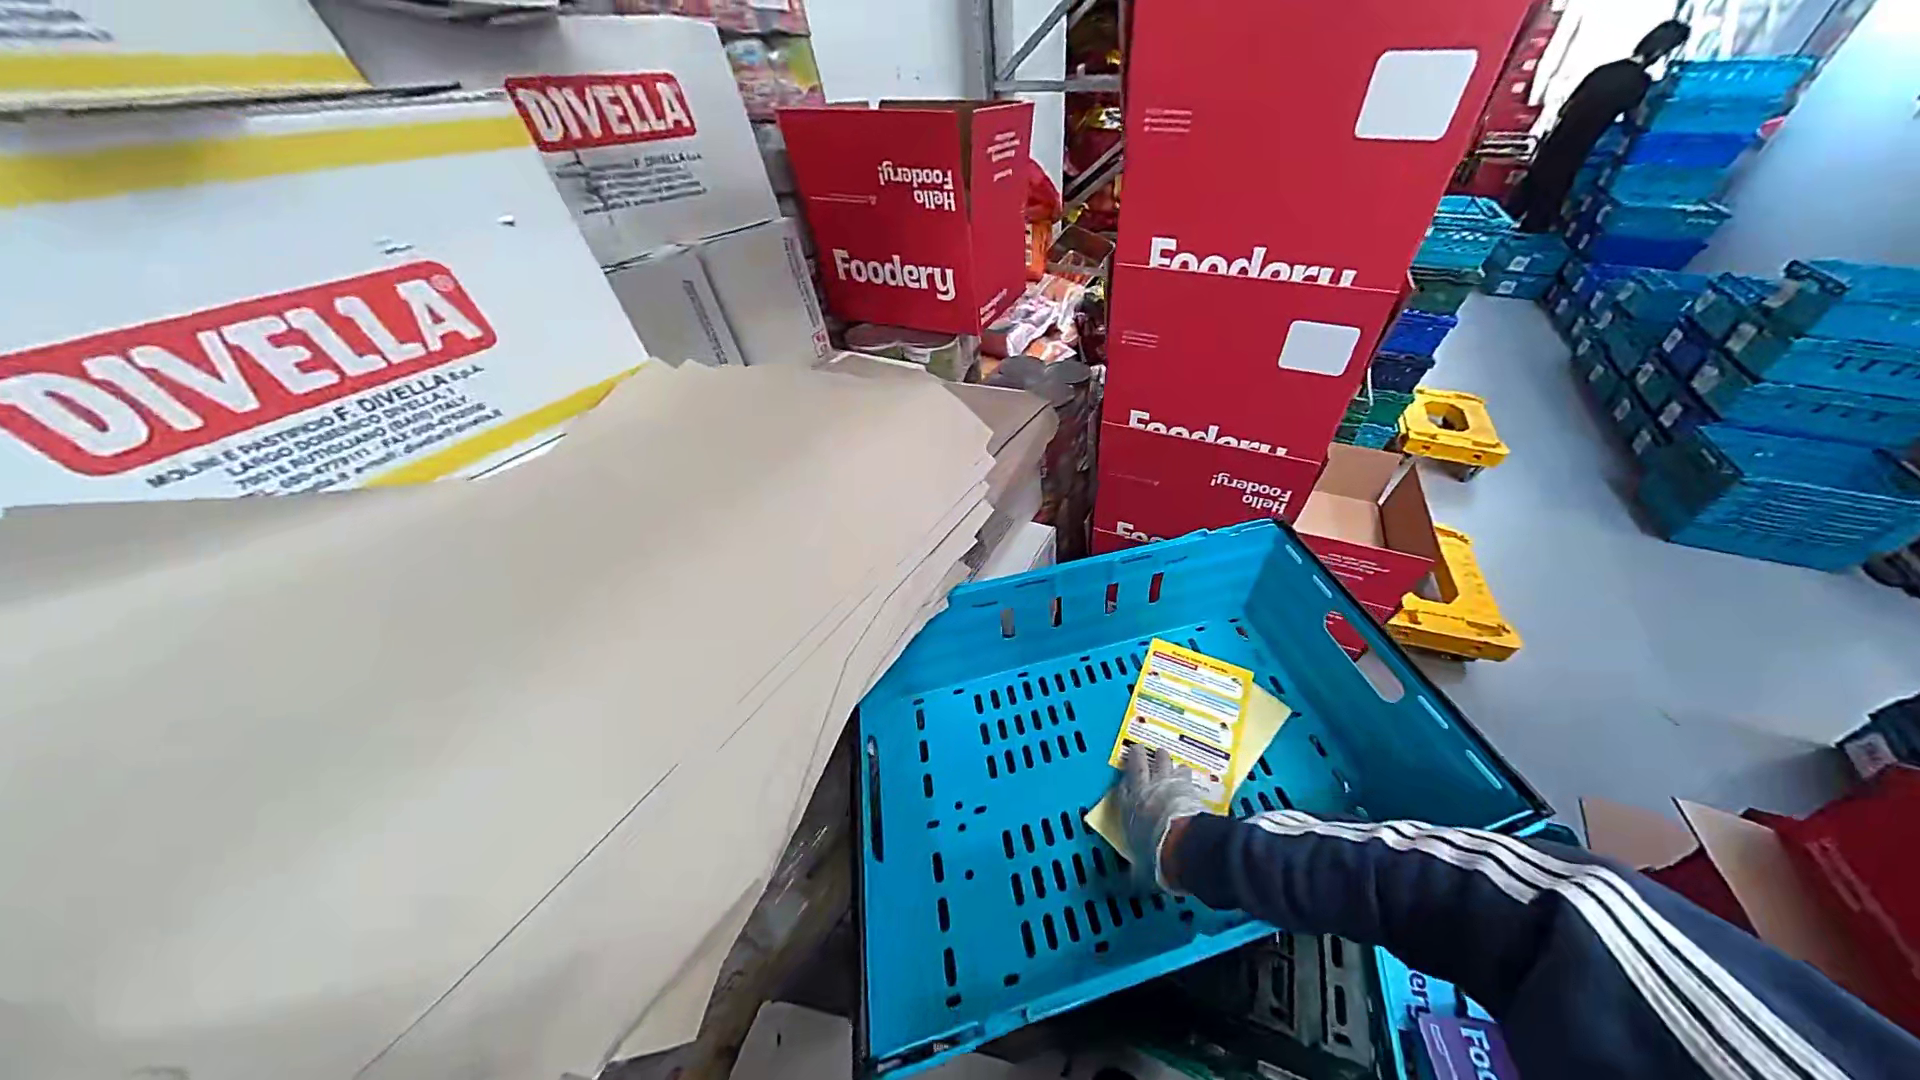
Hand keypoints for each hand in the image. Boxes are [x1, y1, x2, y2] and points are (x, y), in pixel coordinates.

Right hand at [1117, 746, 1208, 890]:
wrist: (1180, 846)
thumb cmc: (1155, 856)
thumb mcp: (1139, 870)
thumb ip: (1133, 873)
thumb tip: (1123, 887)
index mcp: (1128, 809)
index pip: (1122, 789)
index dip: (1123, 781)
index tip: (1124, 777)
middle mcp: (1144, 793)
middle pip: (1139, 767)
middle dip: (1138, 756)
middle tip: (1140, 748)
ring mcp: (1166, 786)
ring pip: (1162, 765)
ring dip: (1163, 759)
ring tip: (1164, 753)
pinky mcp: (1186, 787)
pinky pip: (1184, 775)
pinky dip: (1184, 772)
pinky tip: (1187, 769)